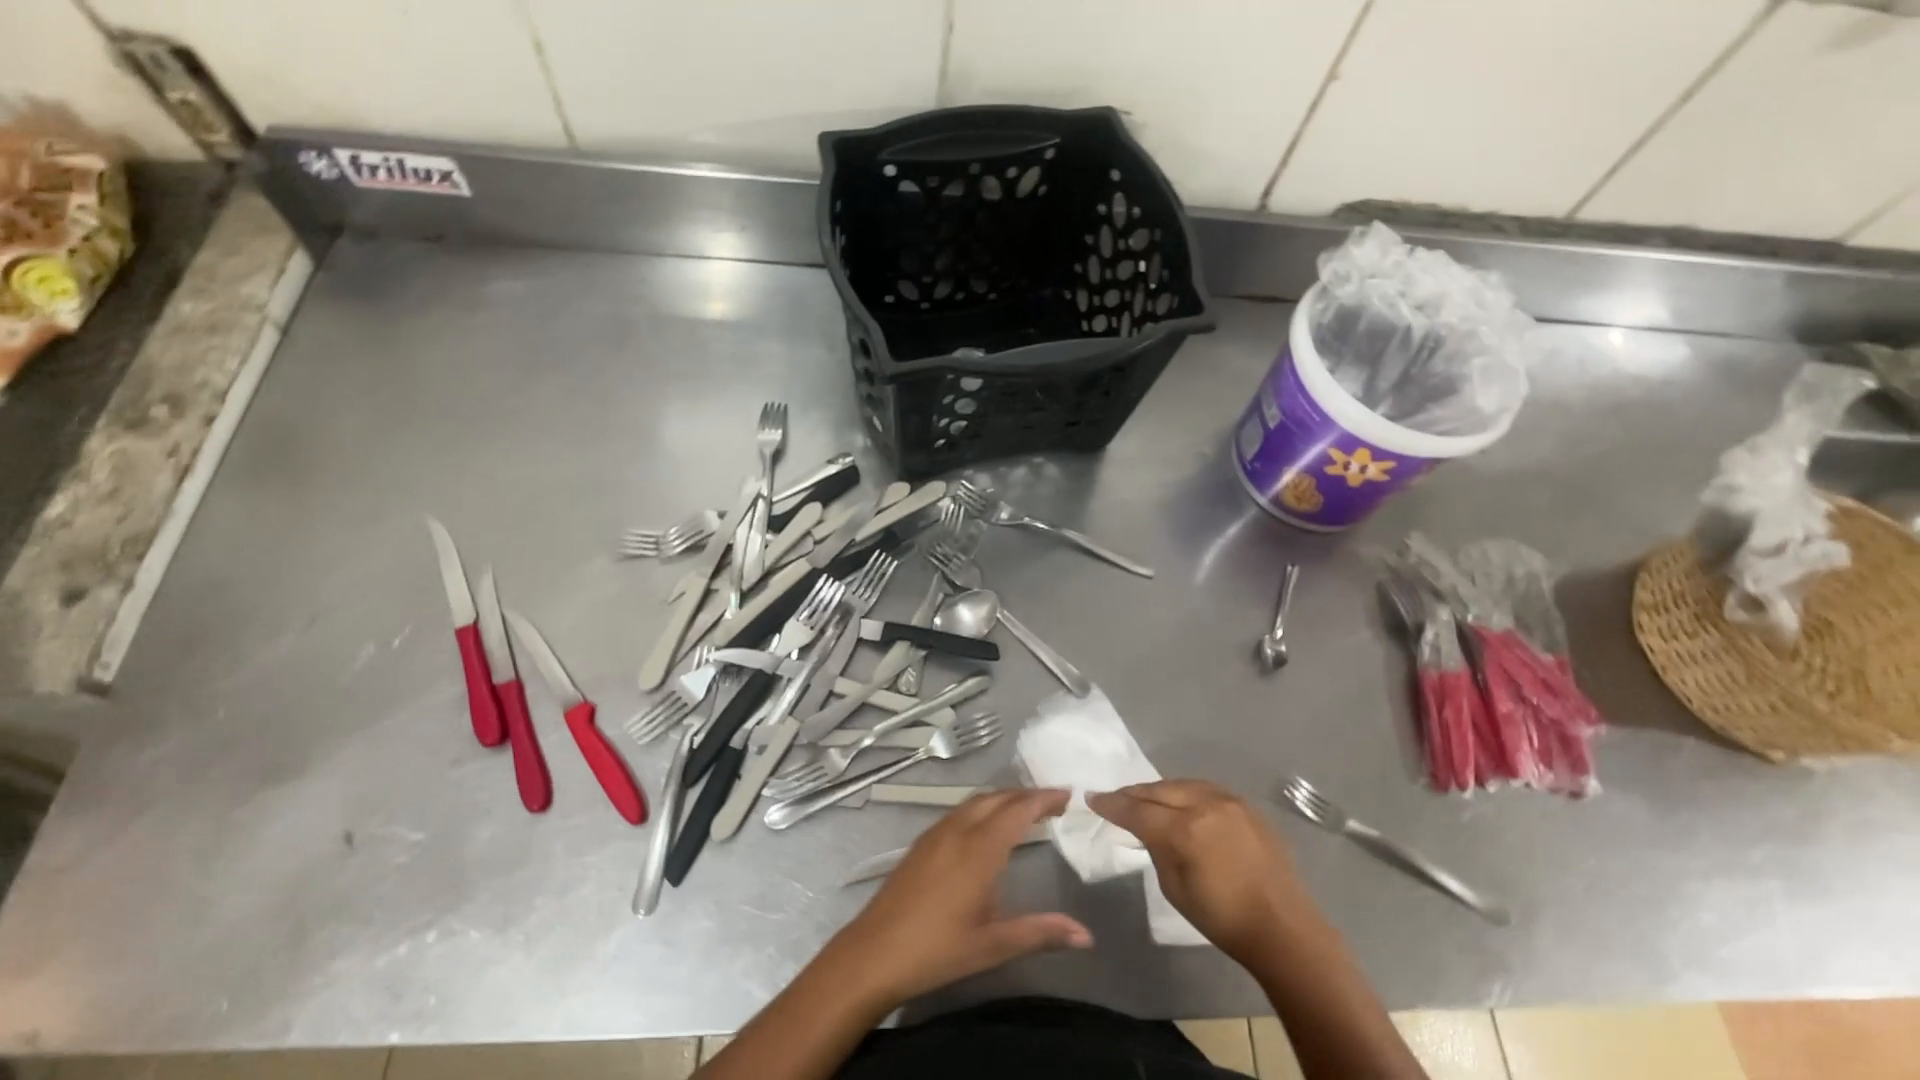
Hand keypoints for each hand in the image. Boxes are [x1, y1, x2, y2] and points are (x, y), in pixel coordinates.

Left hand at [816, 789, 1090, 1006]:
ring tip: (1025, 810)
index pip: (1018, 810)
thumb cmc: (935, 951)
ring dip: (1002, 799)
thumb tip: (1086, 935)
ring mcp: (934, 836)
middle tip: (1054, 802)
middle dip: (1026, 795)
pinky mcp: (919, 846)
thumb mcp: (992, 945)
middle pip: (996, 799)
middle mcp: (956, 833)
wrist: (871, 955)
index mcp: (978, 850)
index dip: (1044, 799)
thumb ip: (1040, 933)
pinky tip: (985, 829)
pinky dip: (981, 809)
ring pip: (974, 803)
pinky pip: (958, 813)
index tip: (1069, 795)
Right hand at [1088, 779, 1307, 961]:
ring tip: (1144, 798)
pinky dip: (1186, 792)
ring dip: (1159, 790)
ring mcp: (1230, 802)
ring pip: (1183, 784)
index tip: (1092, 799)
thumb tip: (1148, 830)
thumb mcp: (1174, 887)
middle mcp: (1206, 805)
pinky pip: (1206, 789)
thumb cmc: (1222, 918)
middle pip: (1159, 790)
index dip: (1111, 805)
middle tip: (1113, 798)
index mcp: (1184, 829)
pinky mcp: (1247, 807)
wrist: (1282, 927)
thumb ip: (1157, 849)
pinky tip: (1179, 801)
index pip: (1137, 810)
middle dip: (1133, 794)